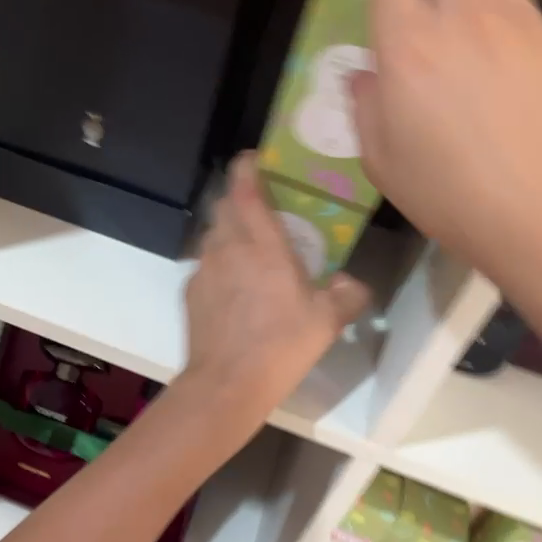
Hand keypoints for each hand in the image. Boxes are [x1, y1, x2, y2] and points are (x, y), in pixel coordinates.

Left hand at [182, 155, 368, 438]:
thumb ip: (346, 295)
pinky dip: (219, 263)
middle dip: (239, 197)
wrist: (227, 383)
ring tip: (249, 248)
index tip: (254, 158)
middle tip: (262, 207)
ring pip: (213, 234)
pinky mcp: (191, 291)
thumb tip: (351, 283)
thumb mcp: (327, 322)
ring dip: (228, 231)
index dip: (247, 167)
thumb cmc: (281, 346)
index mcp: (262, 244)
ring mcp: (204, 268)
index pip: (246, 189)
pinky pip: (205, 264)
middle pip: (224, 205)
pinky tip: (234, 287)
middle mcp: (227, 247)